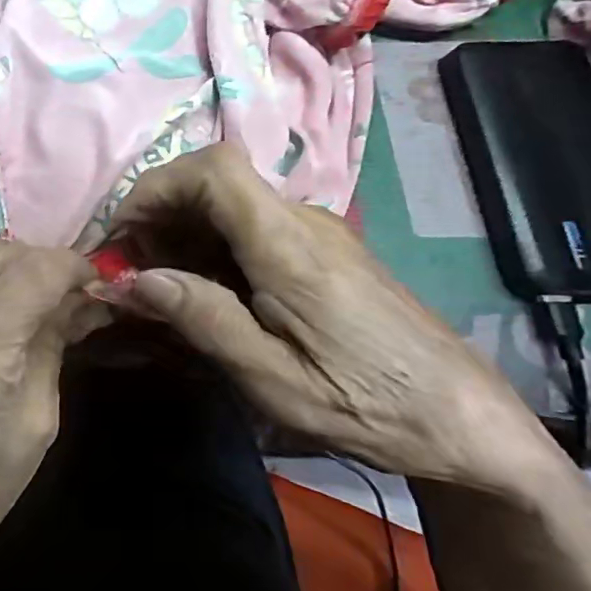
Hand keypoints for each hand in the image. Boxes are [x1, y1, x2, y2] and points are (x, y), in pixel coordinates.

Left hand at [0, 240, 105, 590]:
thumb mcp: (41, 417)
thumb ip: (54, 341)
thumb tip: (83, 294)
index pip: (29, 274)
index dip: (70, 265)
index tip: (96, 281)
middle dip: (42, 260)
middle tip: (70, 291)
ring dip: (14, 267)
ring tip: (41, 298)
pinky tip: (5, 309)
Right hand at [113, 143, 560, 494]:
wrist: (468, 422)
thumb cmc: (370, 407)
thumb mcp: (274, 380)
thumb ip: (203, 319)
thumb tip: (132, 278)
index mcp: (290, 248)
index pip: (213, 169)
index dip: (154, 187)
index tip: (122, 237)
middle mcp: (303, 223)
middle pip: (212, 180)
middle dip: (156, 215)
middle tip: (131, 274)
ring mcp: (315, 233)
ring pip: (226, 202)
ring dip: (178, 232)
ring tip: (160, 290)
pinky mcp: (320, 250)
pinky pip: (247, 226)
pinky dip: (206, 245)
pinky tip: (203, 293)